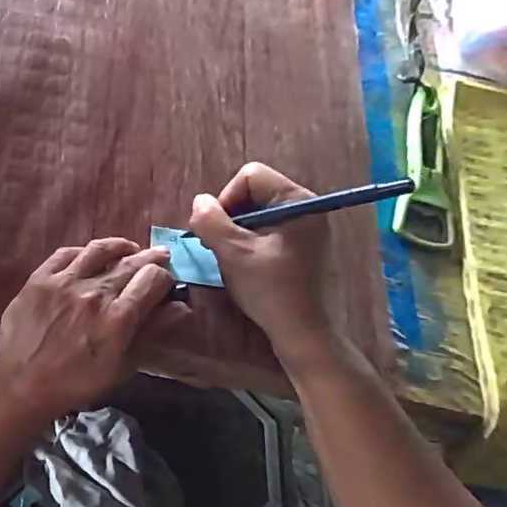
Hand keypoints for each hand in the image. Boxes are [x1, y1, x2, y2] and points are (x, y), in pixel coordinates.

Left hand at [0, 238, 184, 421]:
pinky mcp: (38, 280)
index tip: (166, 279)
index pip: (153, 279)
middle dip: (150, 258)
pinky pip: (65, 254)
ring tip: (128, 249)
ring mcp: (63, 283)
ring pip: (98, 250)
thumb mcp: (122, 365)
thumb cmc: (77, 382)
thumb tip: (180, 306)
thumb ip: (150, 331)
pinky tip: (89, 256)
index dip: (165, 276)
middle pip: (130, 263)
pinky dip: (83, 251)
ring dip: (119, 246)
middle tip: (159, 256)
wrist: (22, 383)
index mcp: (118, 317)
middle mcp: (93, 293)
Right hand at [187, 162, 344, 367]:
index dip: (226, 199)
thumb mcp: (232, 252)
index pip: (250, 176)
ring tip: (229, 255)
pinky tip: (242, 262)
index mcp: (298, 201)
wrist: (301, 330)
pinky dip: (246, 239)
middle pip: (252, 191)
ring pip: (254, 210)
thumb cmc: (270, 288)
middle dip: (228, 215)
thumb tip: (199, 201)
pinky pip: (264, 227)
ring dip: (234, 229)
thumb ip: (210, 221)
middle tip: (219, 245)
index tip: (218, 231)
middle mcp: (307, 207)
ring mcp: (305, 226)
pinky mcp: (300, 243)